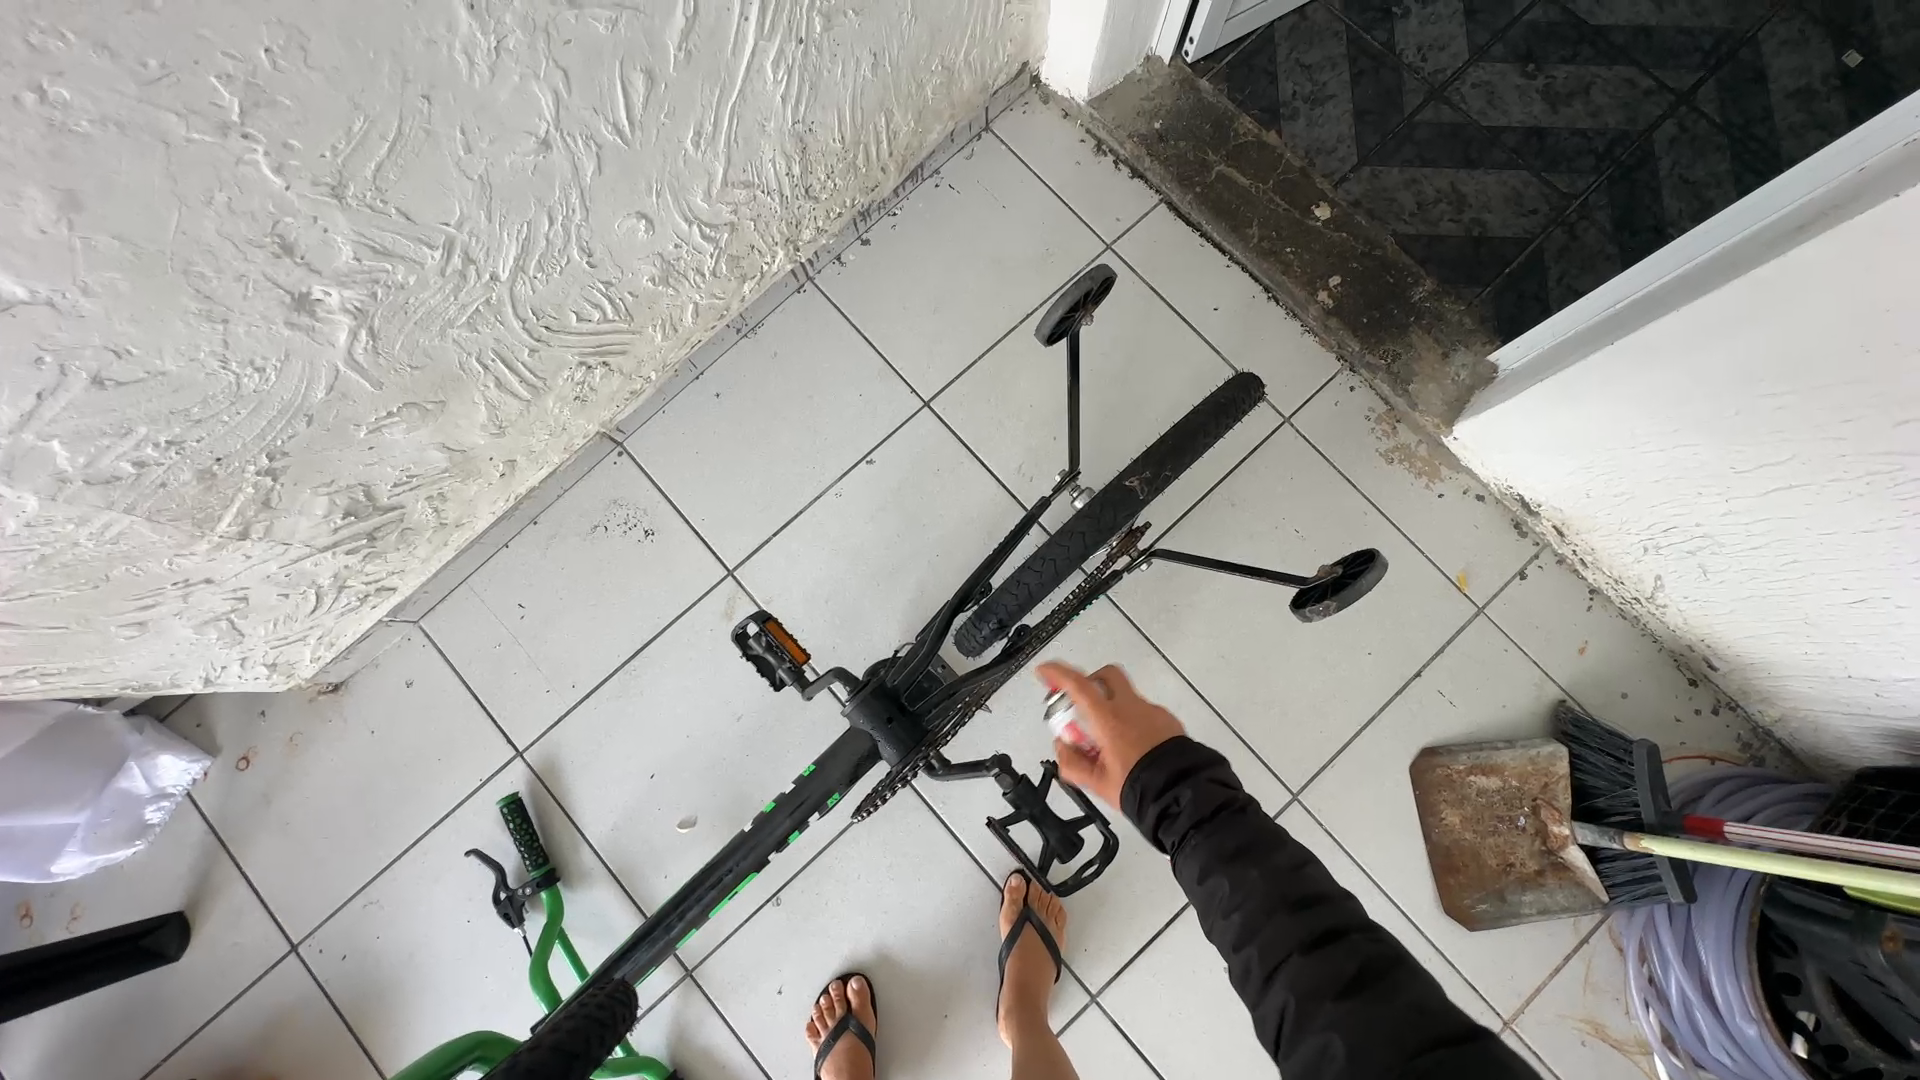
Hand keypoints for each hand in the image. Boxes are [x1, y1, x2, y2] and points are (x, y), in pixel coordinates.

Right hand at [1036, 661, 1184, 810]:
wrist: (1183, 795)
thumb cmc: (1140, 788)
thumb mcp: (1097, 783)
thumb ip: (1072, 763)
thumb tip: (1063, 748)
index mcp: (1109, 720)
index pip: (1078, 685)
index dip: (1058, 674)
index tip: (1045, 672)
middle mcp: (1131, 708)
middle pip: (1106, 675)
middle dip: (1090, 681)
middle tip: (1081, 703)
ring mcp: (1152, 712)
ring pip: (1125, 697)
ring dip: (1112, 708)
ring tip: (1108, 742)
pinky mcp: (1168, 721)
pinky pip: (1143, 713)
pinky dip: (1132, 722)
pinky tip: (1132, 748)